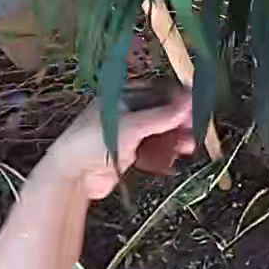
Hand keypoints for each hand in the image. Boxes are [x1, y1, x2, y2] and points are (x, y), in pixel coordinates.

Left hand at [36, 89, 196, 200]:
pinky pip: (152, 150)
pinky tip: (174, 159)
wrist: (71, 177)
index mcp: (122, 96)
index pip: (157, 91)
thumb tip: (190, 101)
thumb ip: (162, 115)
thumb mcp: (131, 126)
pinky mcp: (128, 155)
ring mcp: (127, 134)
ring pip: (158, 133)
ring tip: (189, 147)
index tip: (197, 103)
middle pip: (160, 113)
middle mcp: (126, 112)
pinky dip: (163, 153)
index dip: (177, 97)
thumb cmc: (95, 141)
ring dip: (174, 138)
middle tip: (195, 127)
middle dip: (179, 121)